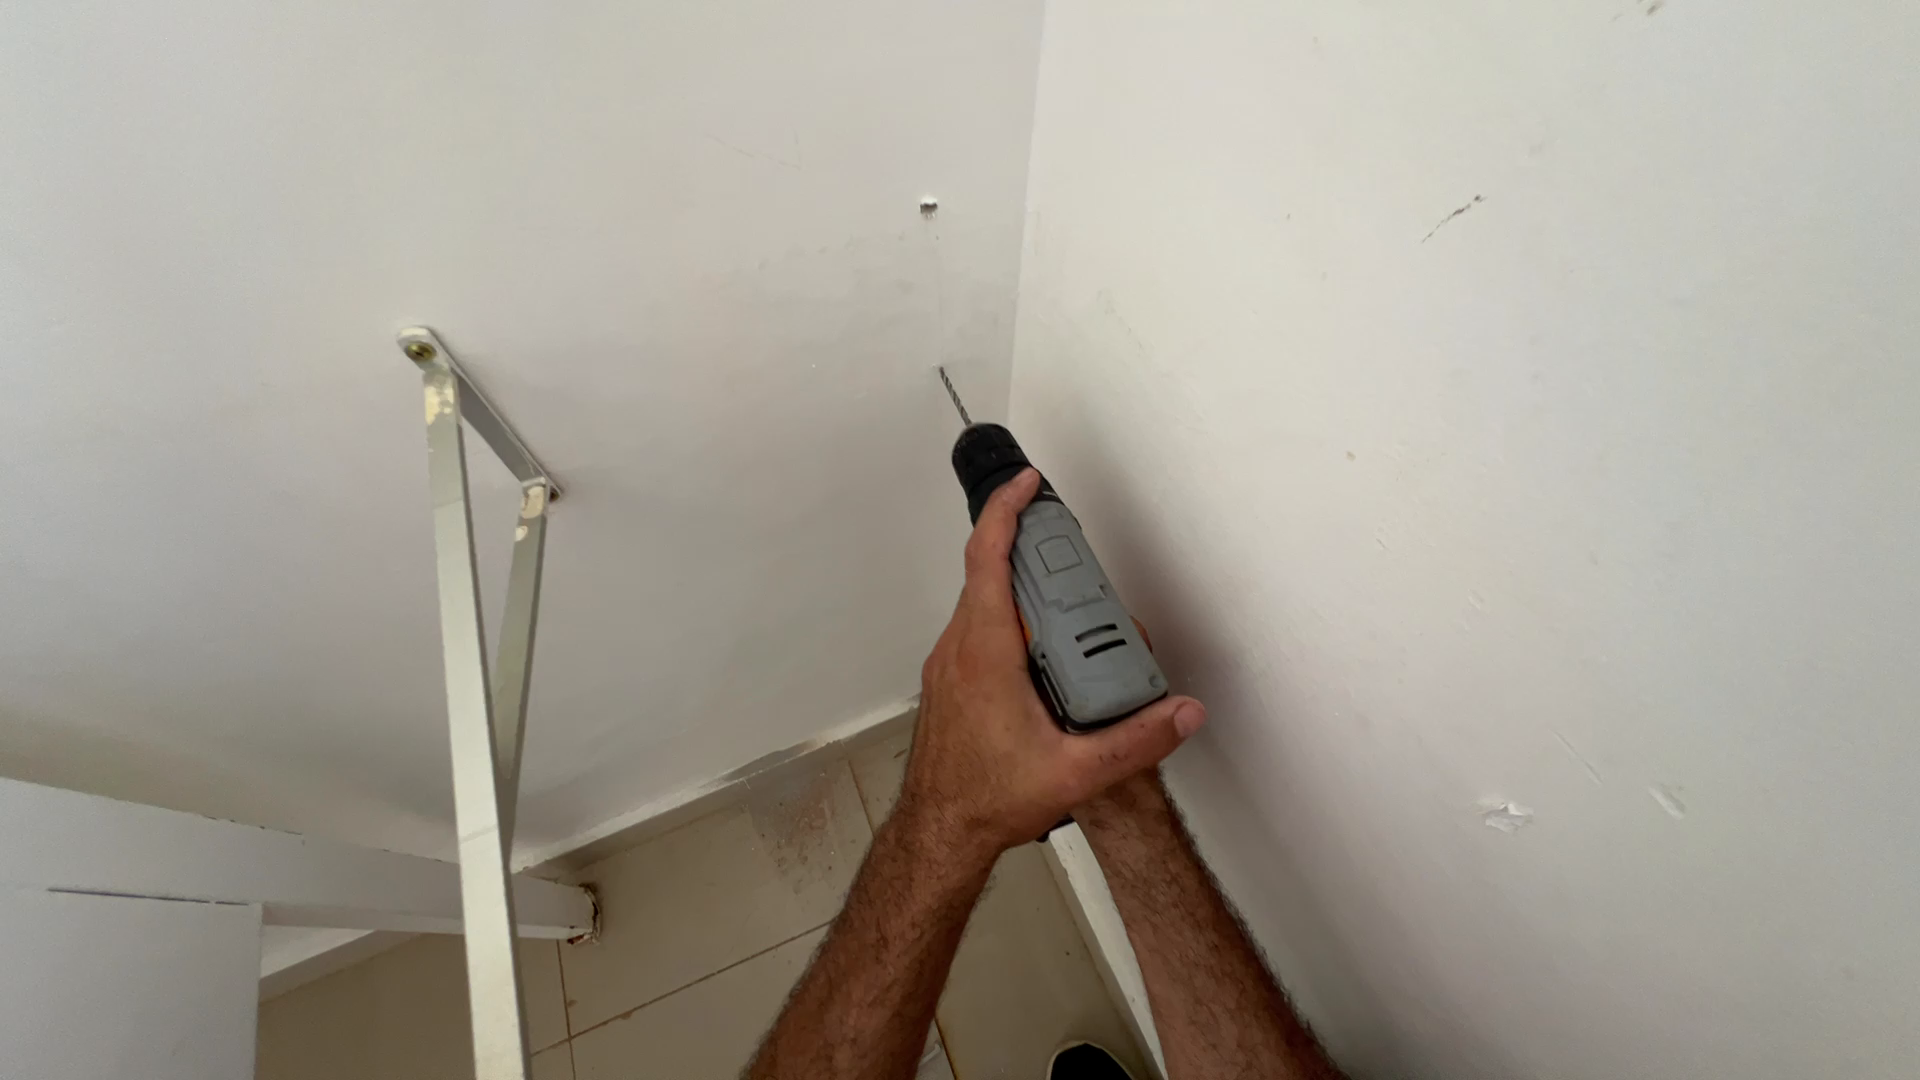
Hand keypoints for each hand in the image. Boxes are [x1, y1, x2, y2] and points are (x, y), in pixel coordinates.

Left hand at [899, 467, 1207, 854]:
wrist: (938, 830)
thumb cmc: (989, 800)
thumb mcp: (1076, 773)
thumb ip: (1137, 740)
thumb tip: (1182, 713)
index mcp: (985, 654)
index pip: (988, 560)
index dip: (1006, 513)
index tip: (1027, 484)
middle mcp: (959, 648)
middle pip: (987, 572)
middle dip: (1026, 545)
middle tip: (1067, 542)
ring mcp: (948, 662)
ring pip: (980, 600)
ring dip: (1017, 584)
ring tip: (1065, 599)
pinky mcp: (949, 678)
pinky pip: (975, 626)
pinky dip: (1005, 615)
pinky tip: (1039, 648)